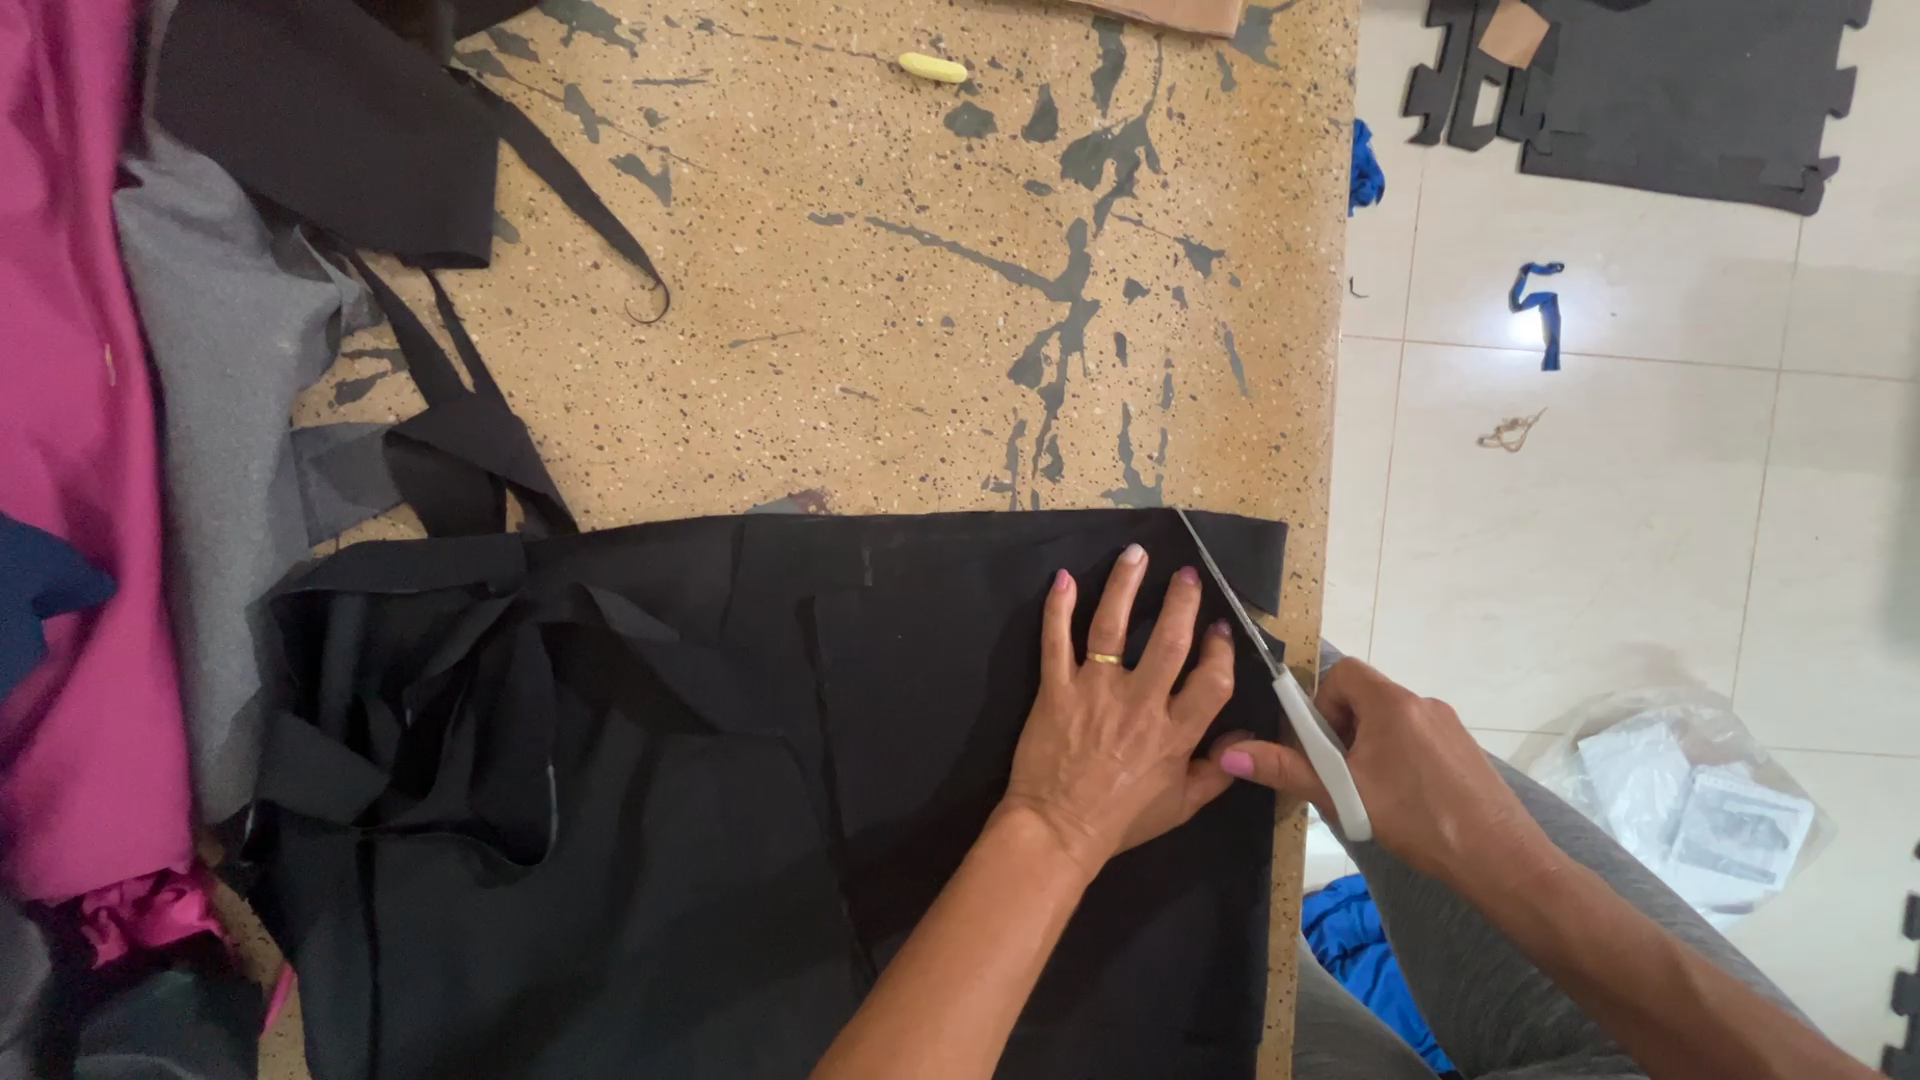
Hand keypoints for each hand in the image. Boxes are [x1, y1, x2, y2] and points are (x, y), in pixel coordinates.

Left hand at [999, 544, 1242, 874]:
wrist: (1058, 830)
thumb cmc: (1121, 820)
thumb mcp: (1182, 806)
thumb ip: (1216, 771)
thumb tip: (1244, 739)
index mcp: (1174, 733)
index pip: (1210, 679)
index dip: (1220, 649)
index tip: (1220, 627)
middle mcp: (1139, 704)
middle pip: (1168, 640)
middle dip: (1181, 601)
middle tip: (1186, 574)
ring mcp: (1094, 692)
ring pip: (1111, 627)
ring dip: (1124, 586)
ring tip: (1135, 555)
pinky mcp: (1055, 689)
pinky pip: (1056, 641)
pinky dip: (1058, 608)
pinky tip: (1064, 579)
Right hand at [1212, 658, 1542, 883]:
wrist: (1504, 862)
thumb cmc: (1417, 819)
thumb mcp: (1342, 794)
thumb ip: (1284, 769)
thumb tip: (1228, 753)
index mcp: (1390, 703)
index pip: (1341, 672)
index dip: (1321, 703)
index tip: (1321, 745)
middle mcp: (1421, 703)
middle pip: (1363, 696)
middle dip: (1341, 729)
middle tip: (1341, 774)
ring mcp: (1448, 725)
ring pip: (1389, 720)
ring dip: (1368, 746)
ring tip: (1370, 792)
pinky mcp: (1464, 750)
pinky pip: (1415, 737)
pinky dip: (1398, 757)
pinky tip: (1404, 800)